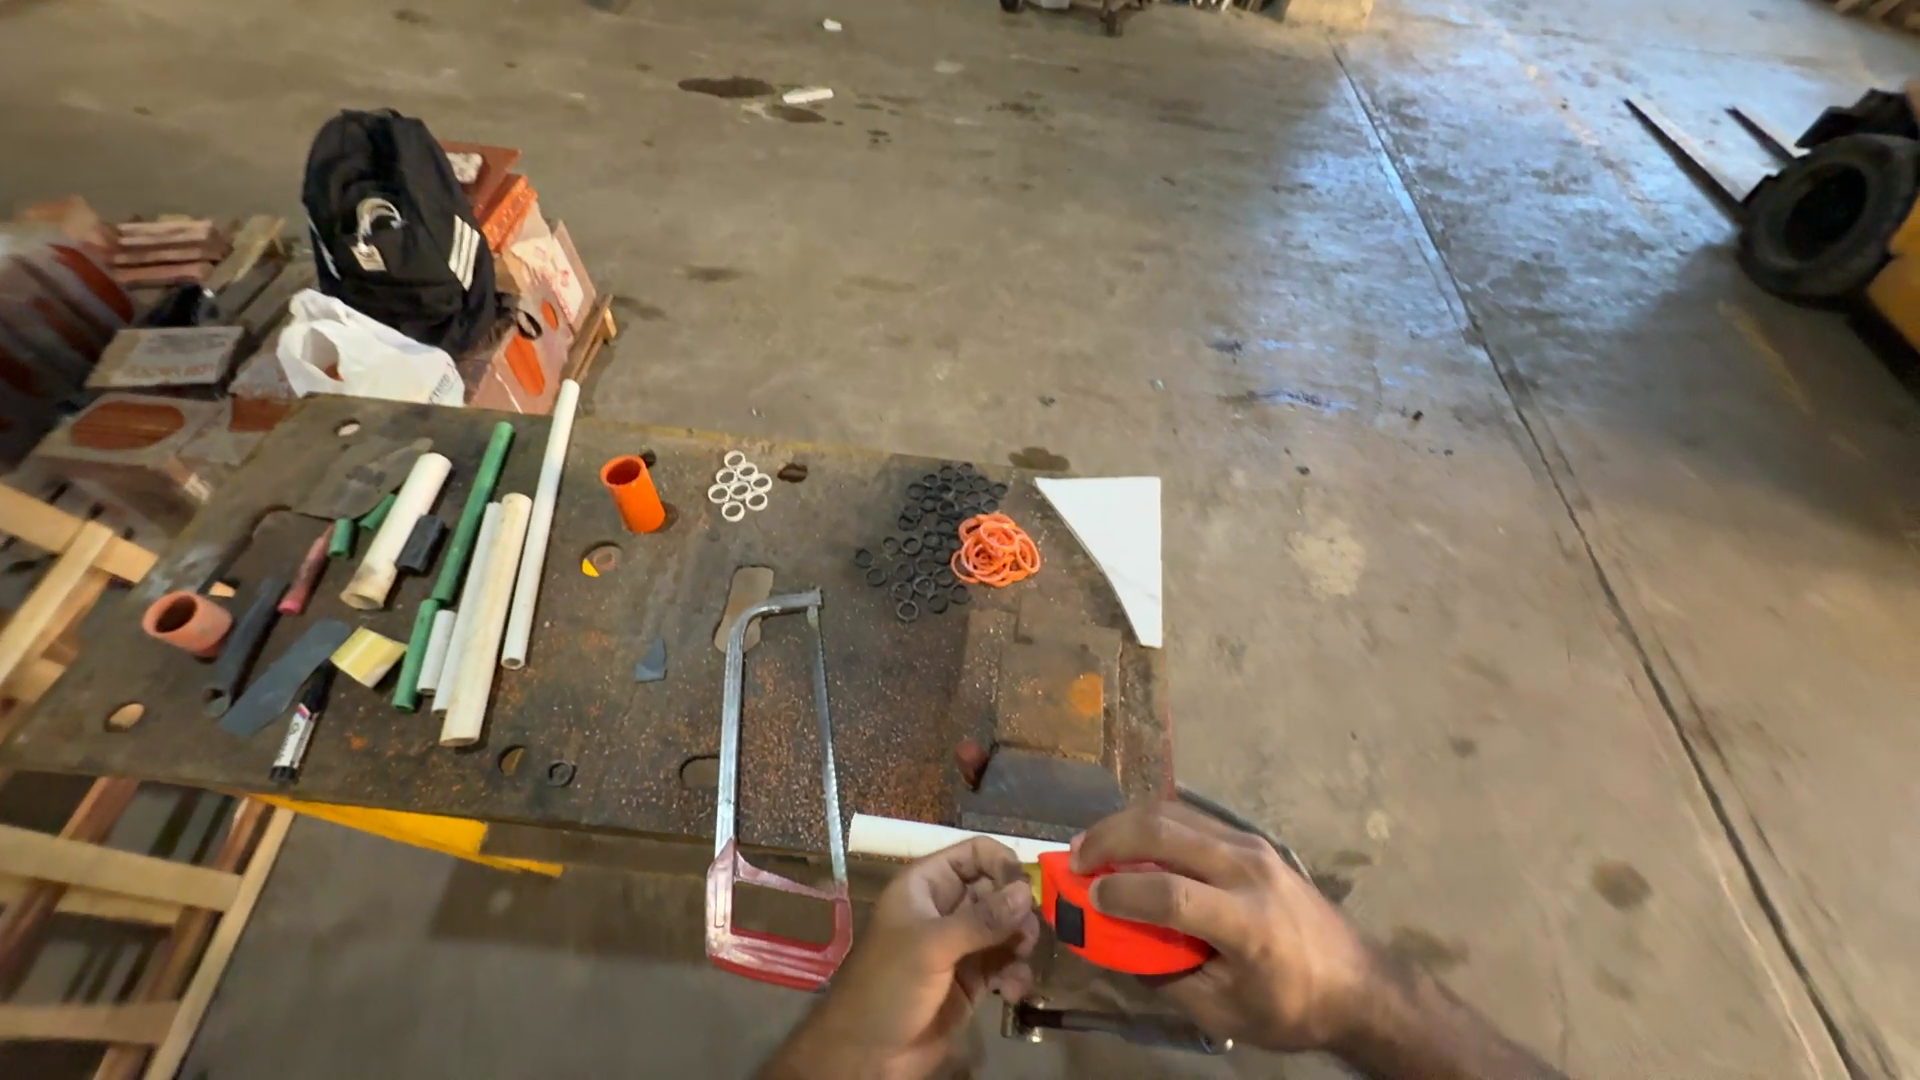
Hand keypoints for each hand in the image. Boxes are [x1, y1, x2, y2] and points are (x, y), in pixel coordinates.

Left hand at [766, 837, 1040, 1079]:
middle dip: (1017, 908)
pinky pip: (1005, 963)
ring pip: (1005, 927)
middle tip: (1028, 933)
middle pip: (996, 889)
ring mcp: (961, 944)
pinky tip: (1015, 991)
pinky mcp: (972, 979)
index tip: (1024, 888)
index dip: (1002, 863)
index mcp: (927, 884)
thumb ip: (981, 920)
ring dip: (1020, 941)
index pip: (975, 853)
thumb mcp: (931, 947)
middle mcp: (946, 907)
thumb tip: (1026, 891)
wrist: (866, 1055)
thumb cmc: (888, 984)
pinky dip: (1016, 973)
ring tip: (1020, 961)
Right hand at [1072, 800, 1371, 1052]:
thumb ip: (1167, 976)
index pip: (1172, 894)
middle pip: (1165, 832)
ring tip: (1092, 842)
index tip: (1086, 898)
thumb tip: (1114, 942)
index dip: (1122, 892)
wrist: (1360, 981)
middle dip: (1110, 839)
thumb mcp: (1226, 1013)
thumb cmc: (1293, 1006)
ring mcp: (1250, 844)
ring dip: (1124, 822)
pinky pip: (1189, 815)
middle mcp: (1248, 870)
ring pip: (1173, 812)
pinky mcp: (1249, 836)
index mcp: (1248, 924)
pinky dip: (1149, 820)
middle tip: (1075, 855)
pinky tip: (1129, 836)